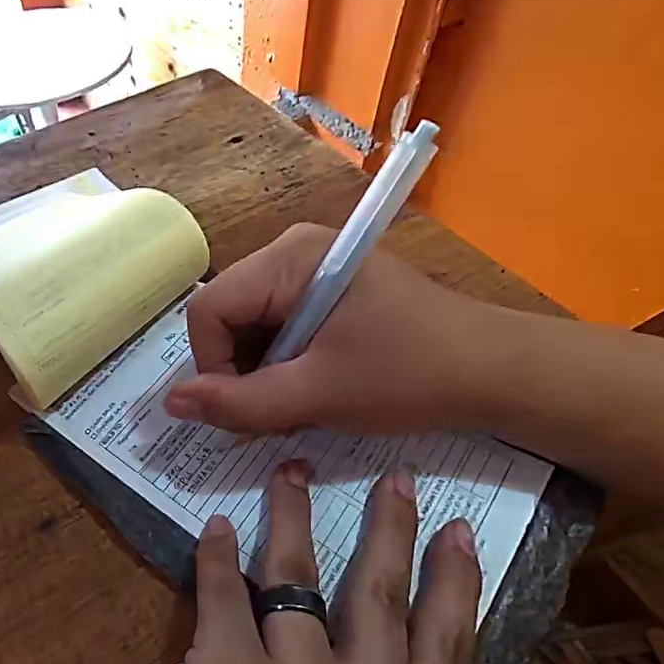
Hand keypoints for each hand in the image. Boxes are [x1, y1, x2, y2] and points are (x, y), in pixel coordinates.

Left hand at [44, 461, 480, 663]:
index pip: (448, 656)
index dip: (456, 586)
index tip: (459, 533)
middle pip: (384, 600)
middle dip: (393, 531)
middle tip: (399, 480)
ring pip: (302, 574)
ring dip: (295, 516)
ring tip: (293, 475)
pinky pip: (225, 591)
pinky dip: (219, 555)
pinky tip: (218, 530)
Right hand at [164, 224, 495, 434]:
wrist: (492, 370)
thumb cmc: (408, 375)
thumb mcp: (318, 394)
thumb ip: (240, 402)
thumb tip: (172, 403)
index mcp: (289, 258)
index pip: (209, 310)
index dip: (212, 366)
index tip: (243, 411)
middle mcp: (294, 250)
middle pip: (229, 315)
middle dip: (241, 371)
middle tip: (277, 413)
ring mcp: (315, 267)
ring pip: (254, 325)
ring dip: (265, 372)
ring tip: (302, 403)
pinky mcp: (332, 289)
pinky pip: (283, 326)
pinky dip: (287, 363)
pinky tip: (316, 386)